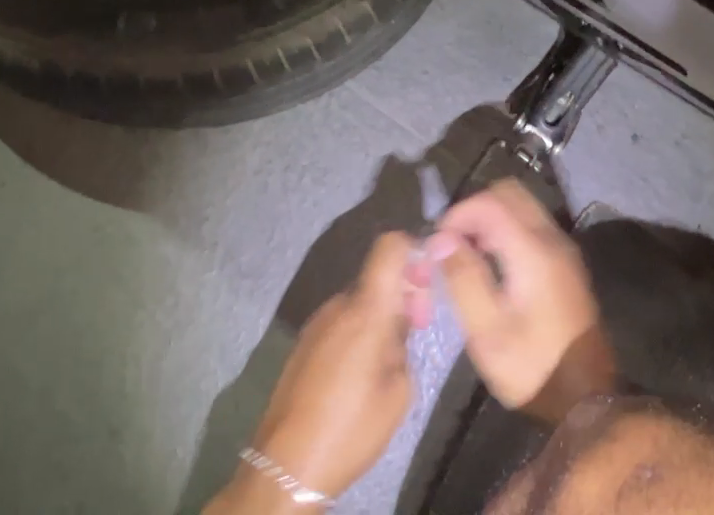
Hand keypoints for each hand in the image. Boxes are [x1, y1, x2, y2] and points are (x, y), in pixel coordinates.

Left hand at [245, 232, 422, 499]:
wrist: (286, 468)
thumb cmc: (352, 428)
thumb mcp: (400, 389)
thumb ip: (403, 341)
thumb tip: (399, 324)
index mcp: (366, 309)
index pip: (390, 245)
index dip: (414, 251)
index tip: (426, 286)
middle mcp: (338, 305)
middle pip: (378, 275)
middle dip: (403, 292)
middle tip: (416, 330)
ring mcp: (316, 323)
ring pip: (359, 299)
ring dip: (381, 314)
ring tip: (388, 358)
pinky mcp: (302, 343)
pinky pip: (340, 320)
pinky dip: (358, 330)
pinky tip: (360, 371)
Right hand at [427, 181, 610, 418]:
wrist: (584, 397)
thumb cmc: (531, 367)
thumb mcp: (486, 330)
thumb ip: (463, 277)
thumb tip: (440, 239)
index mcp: (533, 250)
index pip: (491, 201)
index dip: (458, 214)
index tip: (437, 245)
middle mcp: (552, 239)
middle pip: (510, 193)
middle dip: (474, 209)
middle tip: (451, 244)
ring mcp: (563, 250)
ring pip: (523, 207)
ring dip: (491, 219)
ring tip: (465, 256)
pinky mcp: (565, 265)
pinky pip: (532, 227)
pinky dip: (507, 231)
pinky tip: (491, 267)